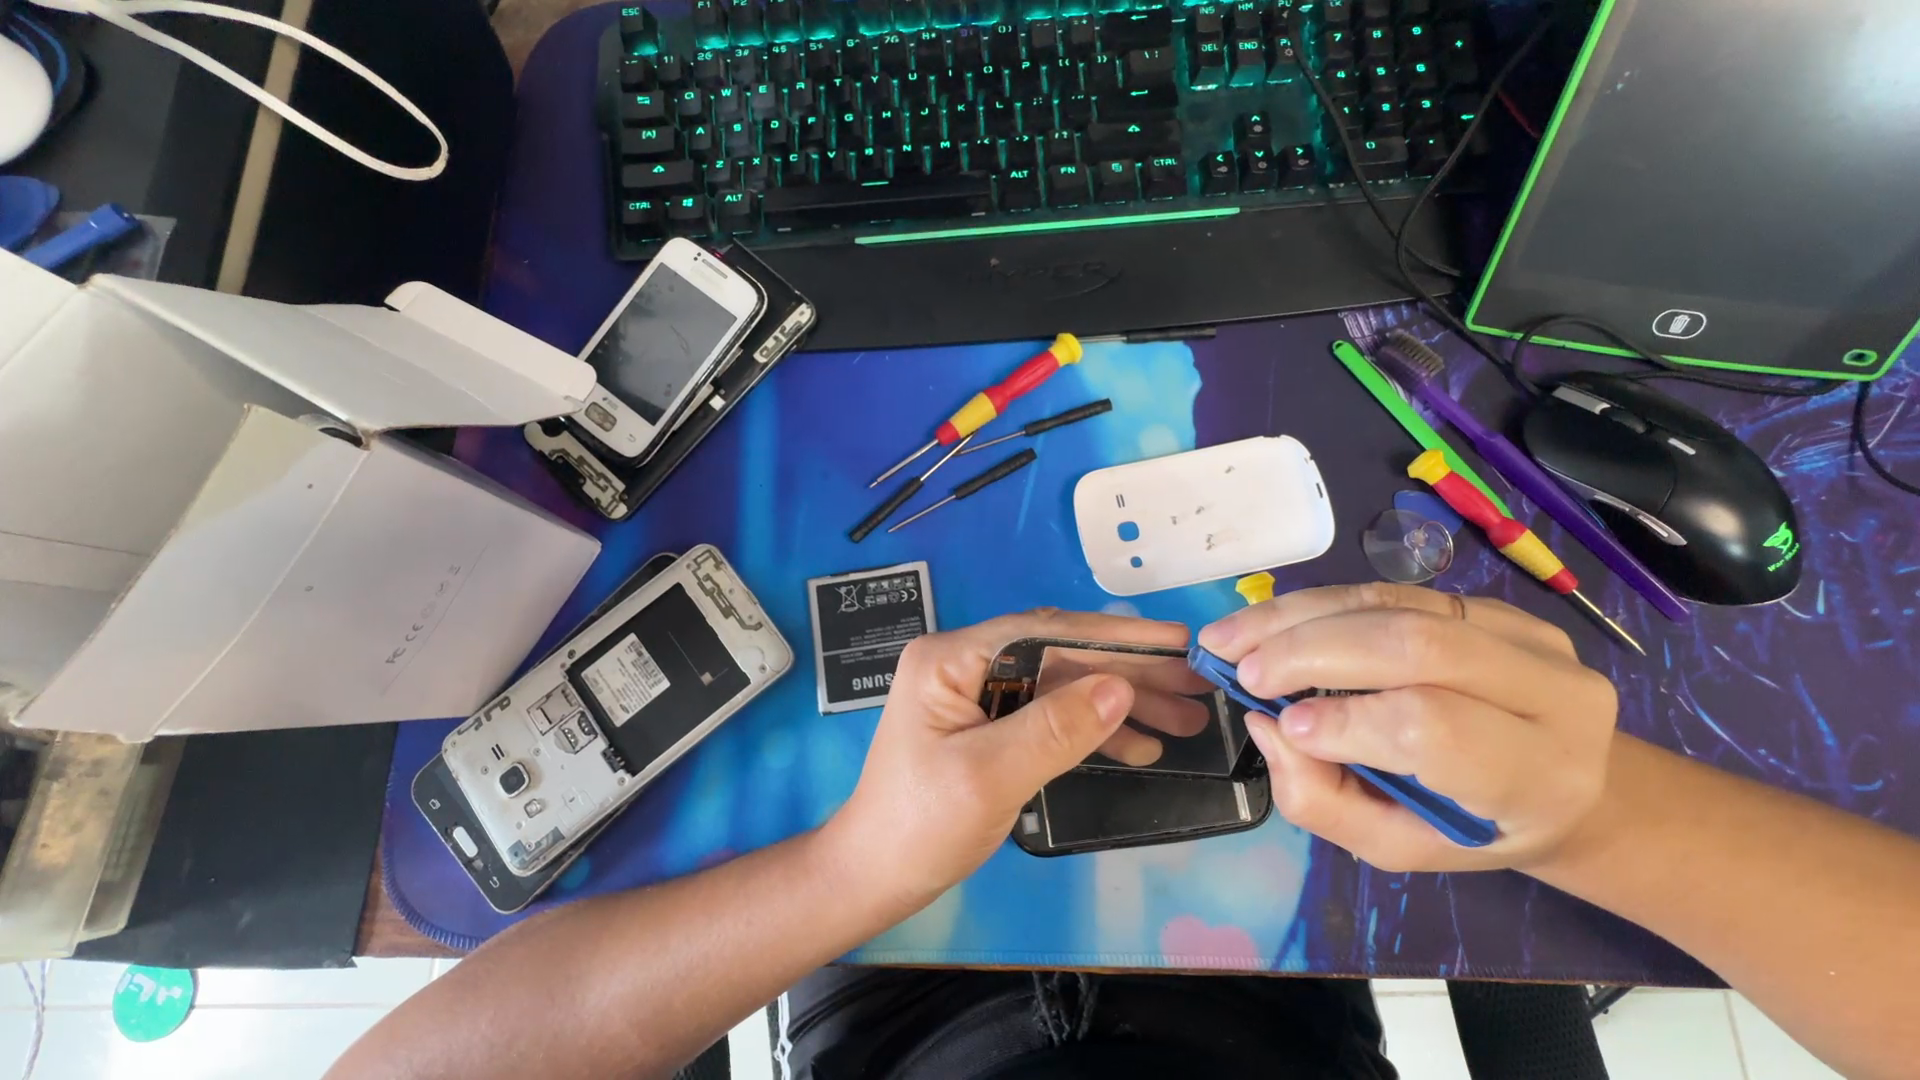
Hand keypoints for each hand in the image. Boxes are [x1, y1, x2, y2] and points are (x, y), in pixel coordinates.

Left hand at [823, 609, 1190, 908]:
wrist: (875, 876)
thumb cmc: (921, 825)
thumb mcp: (991, 775)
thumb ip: (1056, 728)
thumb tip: (1121, 686)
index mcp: (951, 658)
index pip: (1045, 631)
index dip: (1115, 636)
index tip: (1176, 643)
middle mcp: (965, 663)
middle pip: (1060, 655)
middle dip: (1128, 672)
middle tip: (1194, 686)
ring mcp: (978, 693)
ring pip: (1063, 685)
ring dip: (1121, 703)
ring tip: (1185, 721)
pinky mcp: (990, 724)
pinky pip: (1051, 715)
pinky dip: (1094, 731)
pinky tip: (1139, 748)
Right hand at [1197, 583, 1617, 872]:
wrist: (1567, 779)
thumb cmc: (1475, 826)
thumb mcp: (1398, 847)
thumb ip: (1324, 801)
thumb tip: (1266, 725)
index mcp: (1538, 772)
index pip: (1434, 726)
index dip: (1348, 721)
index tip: (1281, 724)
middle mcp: (1549, 691)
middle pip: (1413, 645)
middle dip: (1308, 652)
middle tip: (1238, 669)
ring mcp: (1523, 634)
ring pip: (1392, 603)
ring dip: (1296, 616)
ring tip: (1229, 637)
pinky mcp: (1488, 604)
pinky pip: (1388, 590)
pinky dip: (1316, 604)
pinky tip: (1268, 622)